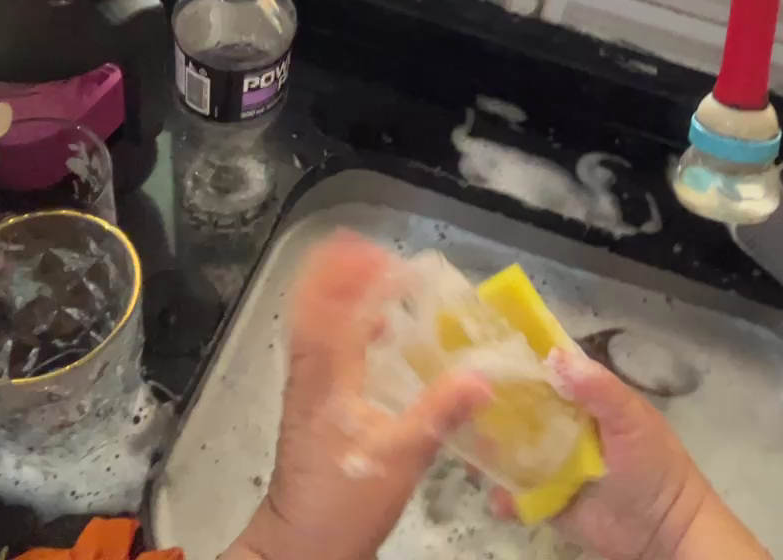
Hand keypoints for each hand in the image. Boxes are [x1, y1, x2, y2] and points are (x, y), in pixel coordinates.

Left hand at [224, 232, 491, 559]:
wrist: (298, 546)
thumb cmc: (344, 502)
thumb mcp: (400, 460)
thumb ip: (439, 414)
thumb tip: (483, 378)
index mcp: (329, 377)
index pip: (339, 310)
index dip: (362, 279)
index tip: (397, 262)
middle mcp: (310, 369)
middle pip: (312, 300)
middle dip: (339, 268)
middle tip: (377, 252)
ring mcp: (304, 381)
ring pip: (311, 315)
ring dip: (337, 286)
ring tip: (375, 271)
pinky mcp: (307, 396)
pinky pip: (317, 337)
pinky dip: (339, 315)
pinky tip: (371, 323)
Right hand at [492, 352, 769, 559]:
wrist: (667, 530)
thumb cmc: (654, 462)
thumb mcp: (631, 416)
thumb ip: (597, 387)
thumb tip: (553, 356)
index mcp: (579, 395)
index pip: (541, 370)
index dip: (513, 360)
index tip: (480, 350)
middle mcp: (558, 423)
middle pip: (516, 407)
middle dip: (489, 405)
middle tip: (460, 402)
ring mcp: (550, 461)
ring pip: (510, 449)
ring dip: (488, 449)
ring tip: (467, 448)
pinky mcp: (546, 499)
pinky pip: (517, 495)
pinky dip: (504, 496)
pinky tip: (498, 497)